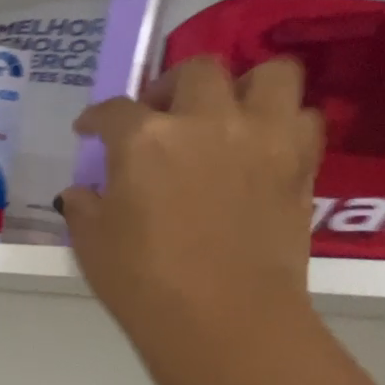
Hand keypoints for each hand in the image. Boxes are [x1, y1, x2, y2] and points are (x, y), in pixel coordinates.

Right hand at [58, 56, 325, 340]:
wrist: (220, 313)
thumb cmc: (140, 278)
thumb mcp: (91, 242)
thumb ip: (85, 206)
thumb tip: (82, 192)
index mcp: (144, 139)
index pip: (114, 110)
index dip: (97, 118)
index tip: (89, 128)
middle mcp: (206, 121)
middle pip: (197, 71)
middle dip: (172, 86)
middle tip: (160, 112)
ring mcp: (262, 135)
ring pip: (268, 75)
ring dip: (243, 87)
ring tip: (224, 115)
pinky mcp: (301, 160)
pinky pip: (301, 117)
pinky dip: (281, 123)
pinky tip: (260, 147)